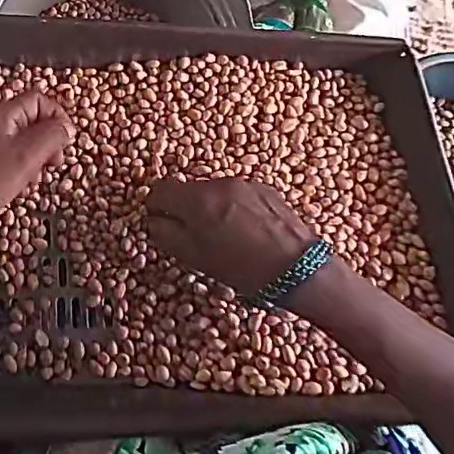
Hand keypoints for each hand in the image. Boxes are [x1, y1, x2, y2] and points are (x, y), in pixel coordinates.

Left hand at [0, 91, 71, 240]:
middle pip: (34, 121)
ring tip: (37, 177)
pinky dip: (25, 170)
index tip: (65, 139)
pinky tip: (23, 185)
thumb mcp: (28, 155)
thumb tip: (67, 127)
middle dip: (49, 141)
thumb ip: (52, 135)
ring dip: (38, 158)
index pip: (39, 100)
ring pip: (26, 142)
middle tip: (54, 161)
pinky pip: (14, 159)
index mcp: (4, 115)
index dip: (57, 117)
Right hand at [144, 178, 314, 298]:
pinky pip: (236, 194)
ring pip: (213, 192)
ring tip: (223, 237)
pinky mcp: (265, 189)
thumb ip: (166, 234)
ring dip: (210, 208)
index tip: (158, 221)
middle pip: (187, 190)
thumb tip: (154, 220)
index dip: (155, 207)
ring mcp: (245, 184)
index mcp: (197, 201)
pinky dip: (233, 208)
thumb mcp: (194, 257)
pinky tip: (245, 232)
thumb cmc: (243, 269)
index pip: (160, 190)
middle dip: (184, 209)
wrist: (299, 270)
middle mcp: (219, 184)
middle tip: (192, 236)